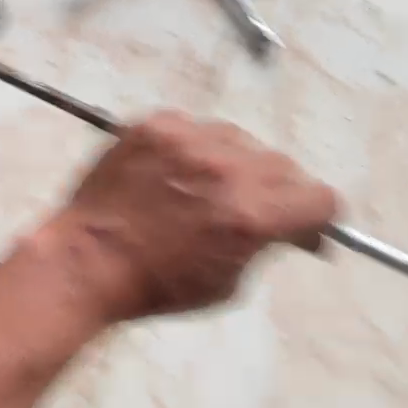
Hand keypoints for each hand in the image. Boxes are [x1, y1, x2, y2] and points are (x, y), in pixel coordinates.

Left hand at [40, 110, 338, 322]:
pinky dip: (193, 147)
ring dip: (236, 162)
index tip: (305, 222)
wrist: (90, 256)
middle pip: (281, 164)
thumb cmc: (159, 283)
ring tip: (208, 186)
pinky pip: (193, 127)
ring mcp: (185, 139)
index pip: (317, 196)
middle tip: (256, 207)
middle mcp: (224, 168)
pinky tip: (176, 170)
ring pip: (238, 138)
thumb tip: (296, 225)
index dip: (316, 214)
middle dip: (278, 190)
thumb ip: (266, 242)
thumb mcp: (230, 281)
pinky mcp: (153, 124)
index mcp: (250, 213)